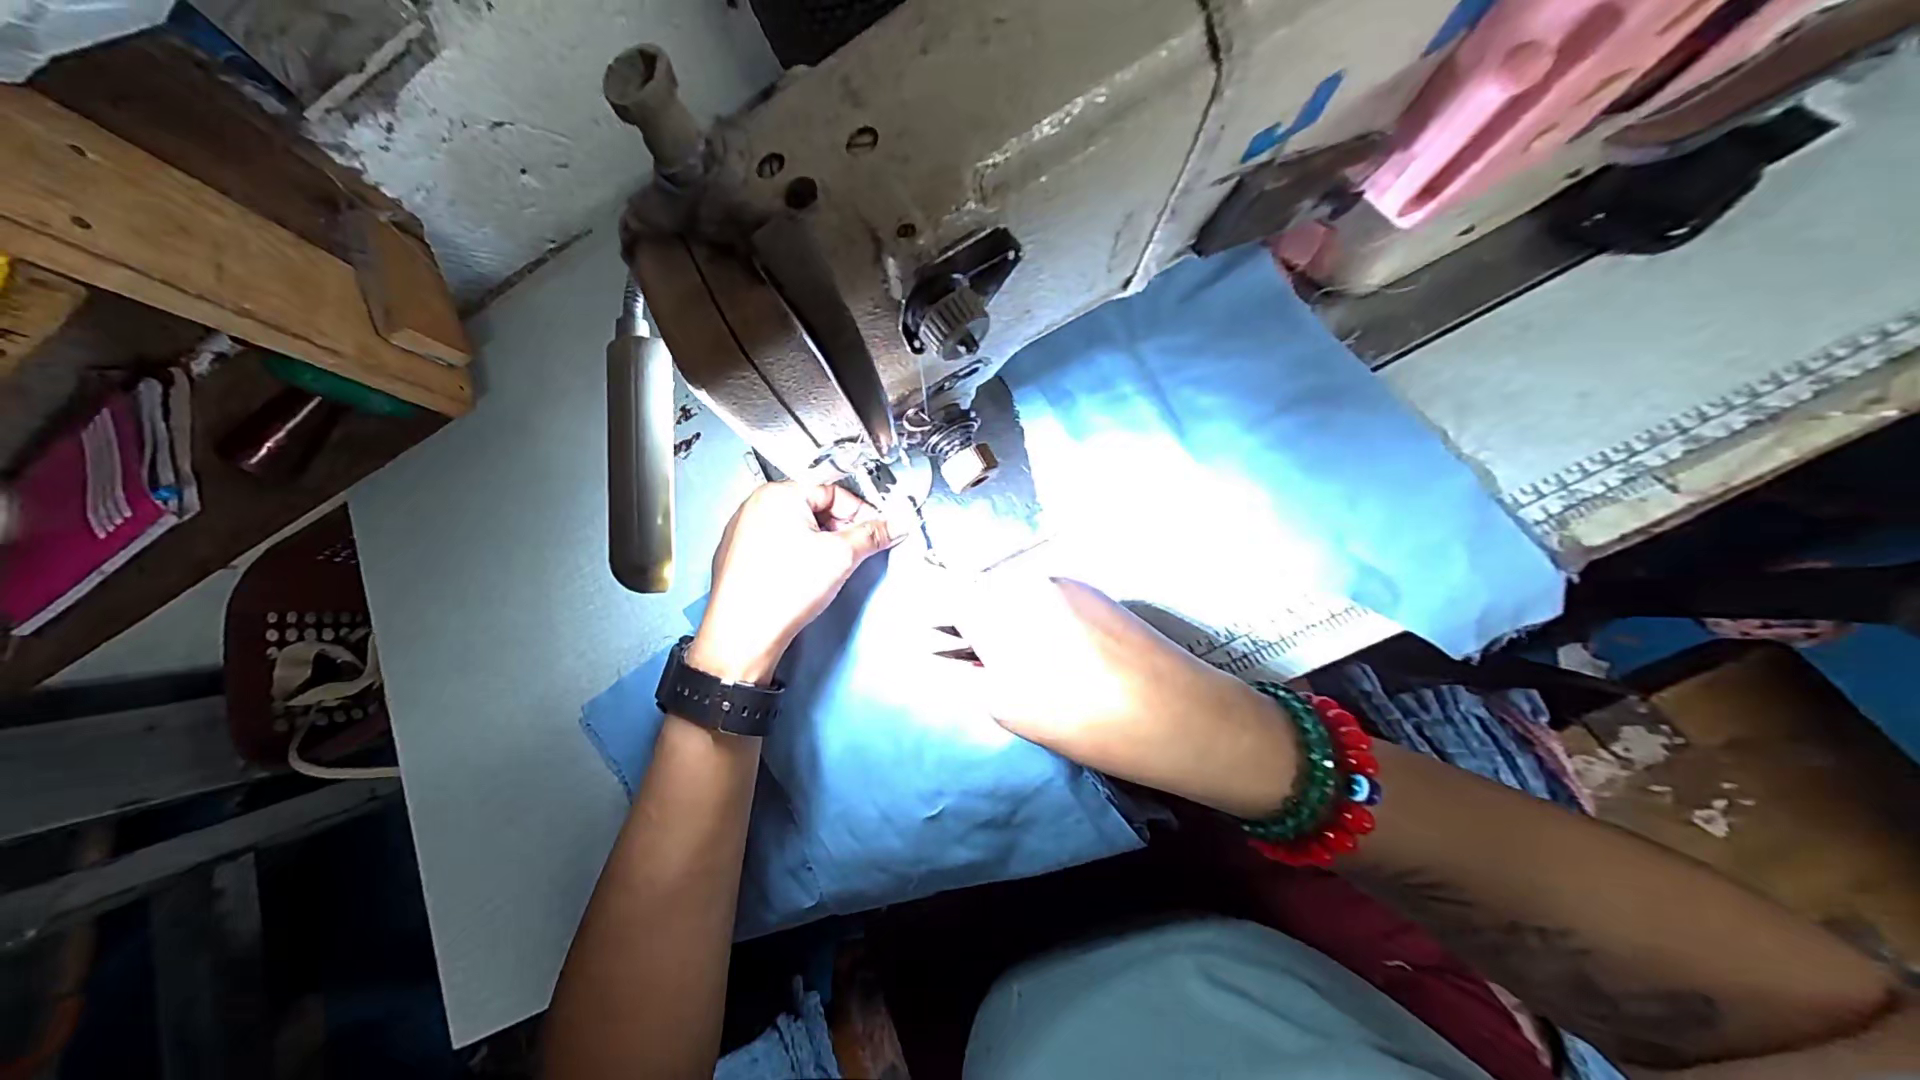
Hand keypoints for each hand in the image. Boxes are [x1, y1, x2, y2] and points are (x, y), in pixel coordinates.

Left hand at [688, 481, 901, 685]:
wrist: (743, 633)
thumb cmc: (778, 593)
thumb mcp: (841, 557)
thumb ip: (873, 535)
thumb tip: (893, 525)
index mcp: (778, 494)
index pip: (835, 492)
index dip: (861, 513)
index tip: (876, 530)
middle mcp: (756, 506)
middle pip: (816, 508)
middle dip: (840, 530)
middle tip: (855, 552)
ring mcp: (745, 530)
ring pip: (798, 528)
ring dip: (820, 545)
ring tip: (825, 570)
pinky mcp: (741, 555)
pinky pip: (780, 545)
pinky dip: (798, 557)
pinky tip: (804, 578)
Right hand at [955, 576, 1300, 818]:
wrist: (1180, 714)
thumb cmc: (1084, 720)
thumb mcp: (1007, 705)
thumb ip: (968, 671)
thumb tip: (950, 654)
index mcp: (1001, 604)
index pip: (946, 597)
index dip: (937, 625)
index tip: (939, 652)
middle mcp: (1031, 580)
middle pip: (980, 591)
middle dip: (971, 624)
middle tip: (978, 666)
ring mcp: (1067, 583)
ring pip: (1014, 596)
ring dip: (1005, 623)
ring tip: (1020, 667)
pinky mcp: (1095, 594)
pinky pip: (1046, 600)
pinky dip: (1036, 622)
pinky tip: (1055, 659)